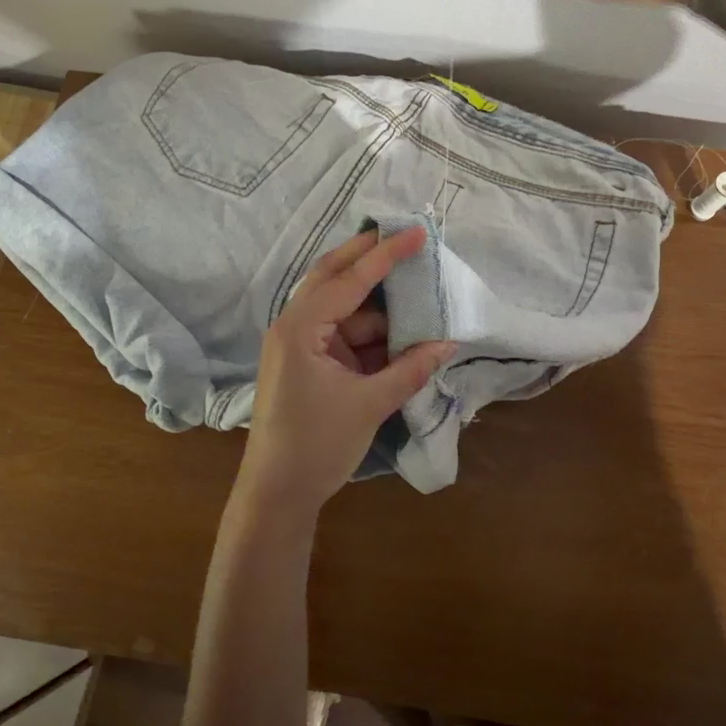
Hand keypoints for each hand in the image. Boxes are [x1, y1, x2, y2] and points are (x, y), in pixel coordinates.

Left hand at [239, 227, 457, 512]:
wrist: (278, 493)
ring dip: (377, 303)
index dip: (386, 255)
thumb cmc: (317, 444)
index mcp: (300, 327)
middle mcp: (295, 326)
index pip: (349, 280)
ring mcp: (300, 345)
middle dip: (369, 258)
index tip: (416, 232)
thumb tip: (447, 343)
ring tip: (417, 287)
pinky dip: (371, 332)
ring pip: (343, 308)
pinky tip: (402, 331)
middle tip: (405, 237)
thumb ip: (409, 369)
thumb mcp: (370, 404)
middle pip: (334, 278)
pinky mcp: (309, 363)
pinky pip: (343, 334)